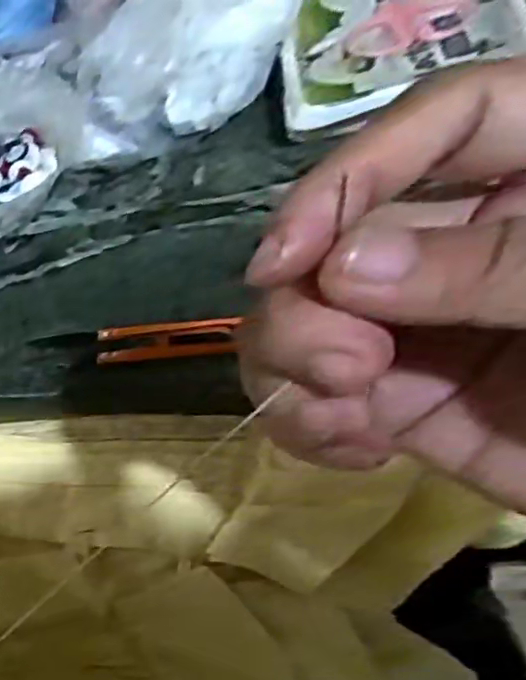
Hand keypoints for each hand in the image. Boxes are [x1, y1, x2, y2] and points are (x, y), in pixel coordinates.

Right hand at [240, 59, 525, 511]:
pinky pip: (301, 398)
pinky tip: (356, 450)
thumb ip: (505, 265)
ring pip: (289, 327)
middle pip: (327, 249)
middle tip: (339, 371)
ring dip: (288, 375)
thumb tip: (337, 267)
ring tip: (342, 420)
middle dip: (302, 316)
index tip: (284, 260)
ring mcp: (421, 327)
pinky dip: (303, 424)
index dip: (350, 177)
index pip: (448, 122)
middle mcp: (475, 244)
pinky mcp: (392, 397)